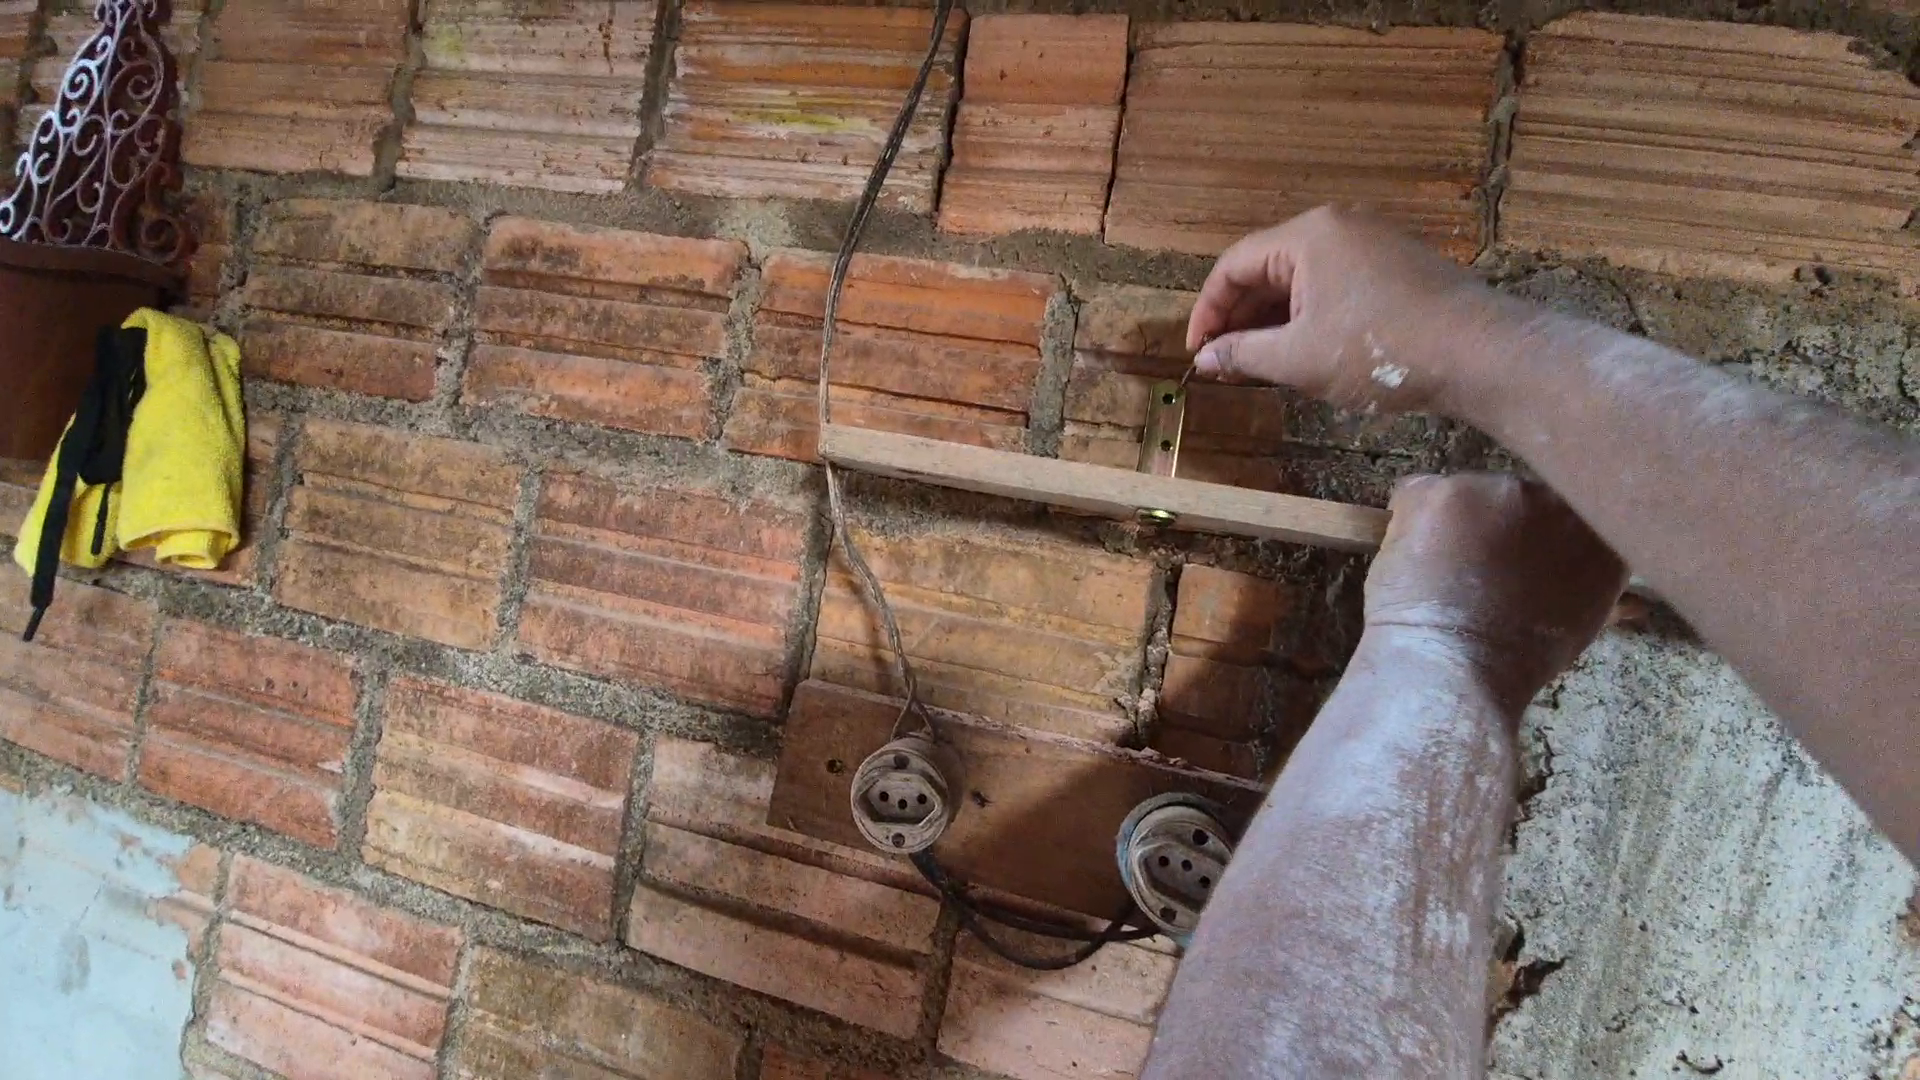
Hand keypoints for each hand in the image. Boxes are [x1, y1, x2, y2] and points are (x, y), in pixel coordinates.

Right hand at [1187, 205, 1509, 417]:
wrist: (1479, 354)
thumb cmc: (1377, 349)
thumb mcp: (1295, 358)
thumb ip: (1241, 353)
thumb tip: (1204, 358)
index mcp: (1308, 236)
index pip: (1234, 266)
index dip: (1207, 310)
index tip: (1196, 351)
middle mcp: (1337, 227)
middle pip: (1265, 268)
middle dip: (1237, 317)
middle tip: (1222, 360)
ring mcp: (1370, 243)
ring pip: (1297, 279)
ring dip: (1268, 319)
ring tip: (1253, 361)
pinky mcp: (1392, 266)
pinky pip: (1328, 284)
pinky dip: (1302, 315)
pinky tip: (1296, 350)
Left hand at [1364, 474, 1627, 709]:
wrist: (1456, 659)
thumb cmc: (1514, 655)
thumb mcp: (1580, 623)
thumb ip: (1595, 589)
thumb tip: (1630, 599)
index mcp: (1601, 533)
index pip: (1562, 514)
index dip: (1525, 535)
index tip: (1505, 557)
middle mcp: (1556, 500)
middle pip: (1510, 498)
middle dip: (1487, 525)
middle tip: (1466, 568)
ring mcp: (1498, 491)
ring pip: (1462, 493)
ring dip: (1447, 521)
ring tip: (1436, 567)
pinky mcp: (1443, 492)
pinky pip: (1413, 492)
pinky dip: (1404, 518)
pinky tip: (1409, 555)